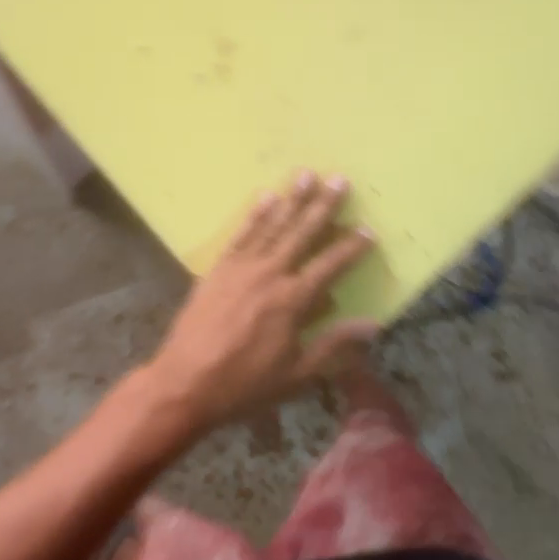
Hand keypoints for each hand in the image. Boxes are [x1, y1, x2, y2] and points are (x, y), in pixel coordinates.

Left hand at [134, 171, 377, 436]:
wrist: (185, 383)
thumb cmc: (245, 384)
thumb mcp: (298, 374)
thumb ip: (335, 345)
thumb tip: (373, 324)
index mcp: (293, 300)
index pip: (331, 265)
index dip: (351, 247)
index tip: (368, 230)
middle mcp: (270, 274)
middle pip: (302, 233)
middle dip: (323, 206)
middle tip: (340, 180)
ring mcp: (241, 268)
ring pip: (273, 226)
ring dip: (292, 200)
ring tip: (307, 174)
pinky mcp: (218, 269)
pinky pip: (241, 235)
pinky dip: (255, 215)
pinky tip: (266, 197)